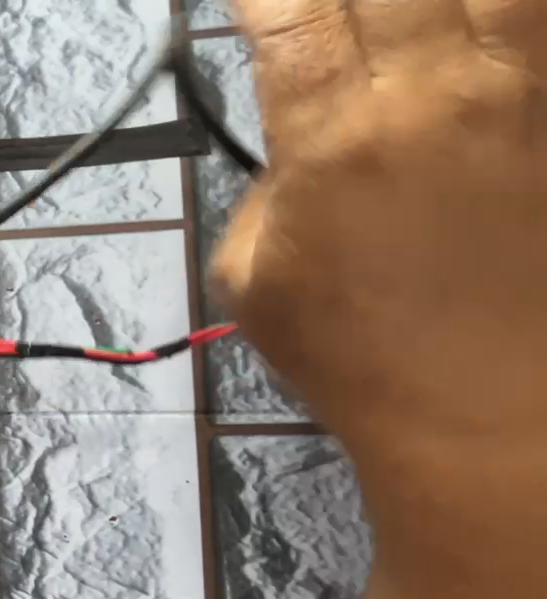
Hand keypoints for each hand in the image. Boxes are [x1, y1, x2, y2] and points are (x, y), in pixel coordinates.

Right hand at [211, 0, 546, 514]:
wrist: (482, 393)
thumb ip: (266, 194)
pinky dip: (499, 19)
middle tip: (311, 6)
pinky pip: (538, 26)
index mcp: (333, 145)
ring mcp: (521, 90)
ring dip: (421, 1)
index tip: (246, 2)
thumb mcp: (249, 280)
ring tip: (391, 19)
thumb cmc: (344, 346)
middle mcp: (433, 94)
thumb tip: (298, 147)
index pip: (296, 26)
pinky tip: (465, 32)